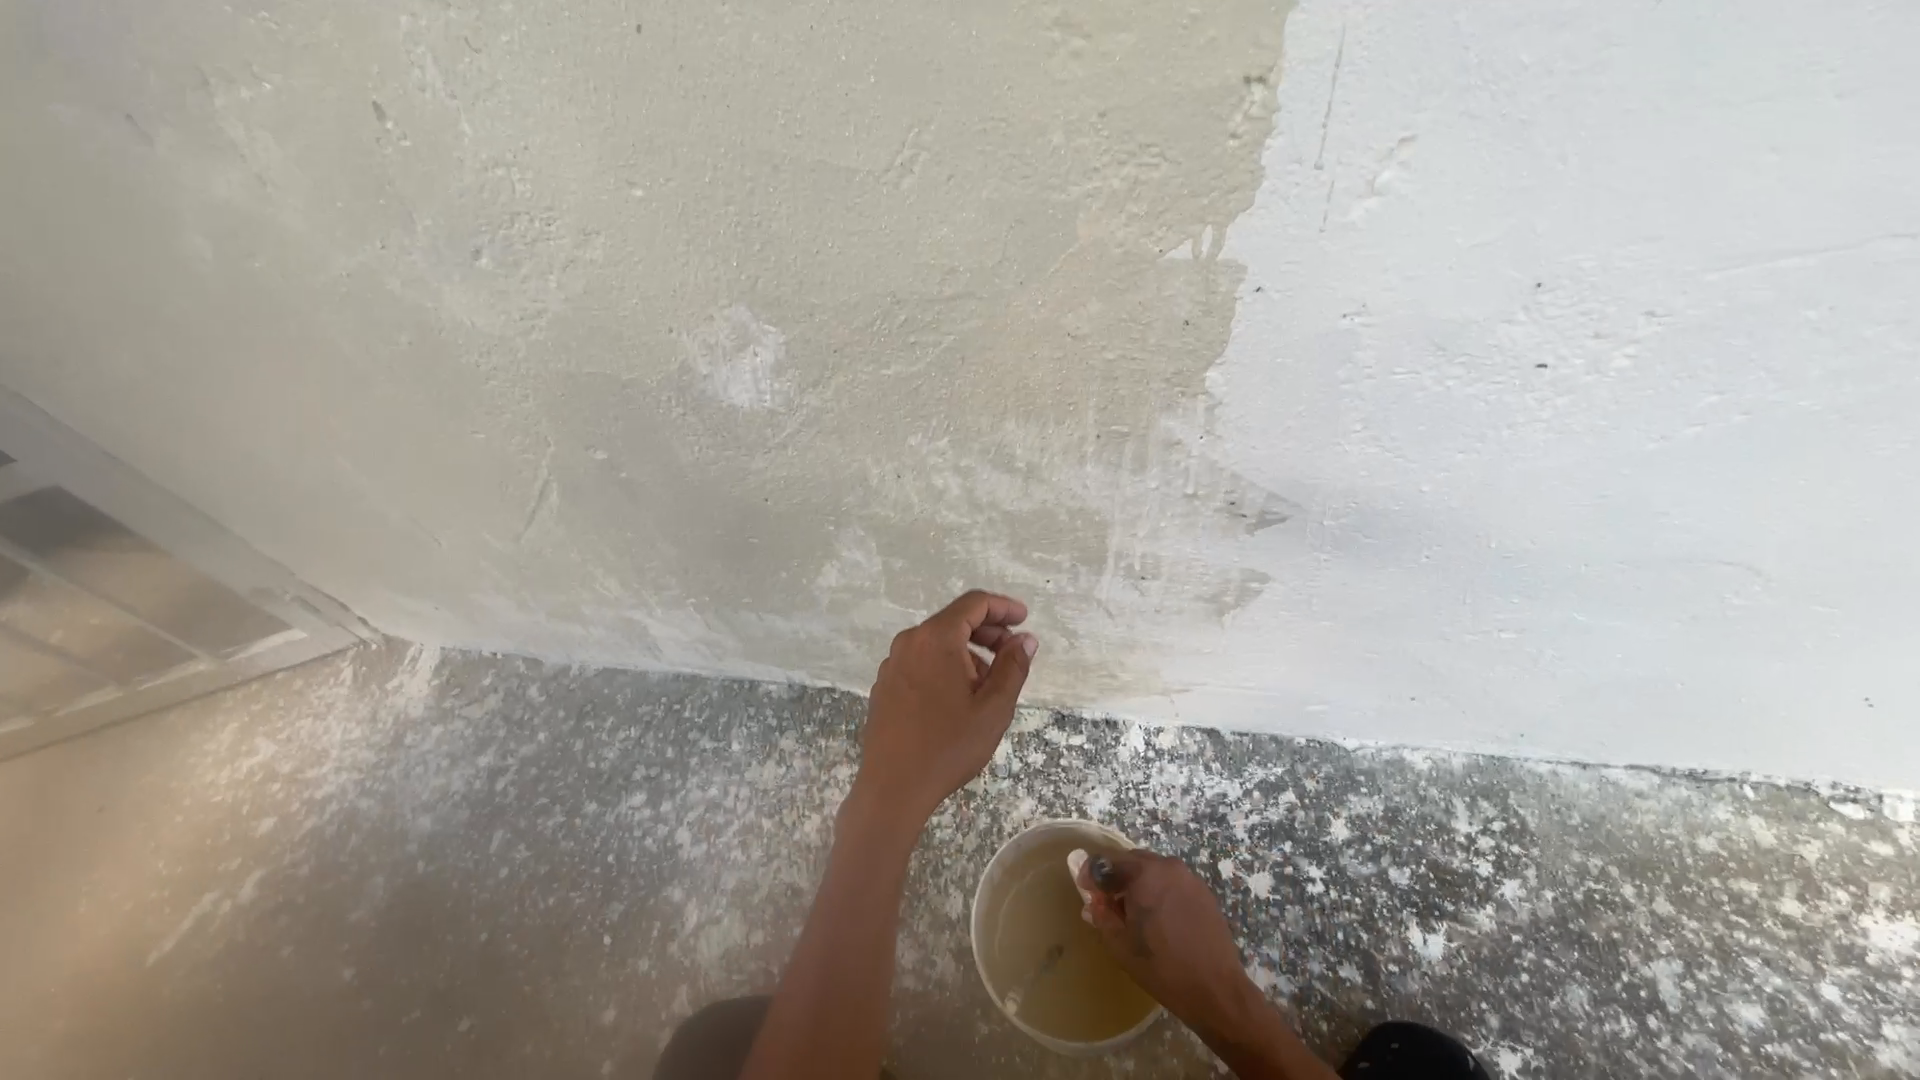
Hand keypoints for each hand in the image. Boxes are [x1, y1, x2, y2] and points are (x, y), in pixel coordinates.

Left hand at [849, 590, 1037, 824]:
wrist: (893, 787)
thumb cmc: (948, 746)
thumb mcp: (993, 707)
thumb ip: (1012, 667)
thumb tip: (1025, 639)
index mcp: (936, 639)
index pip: (973, 604)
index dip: (1003, 607)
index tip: (1024, 620)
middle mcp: (909, 642)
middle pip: (954, 621)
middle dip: (988, 632)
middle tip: (1013, 654)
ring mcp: (892, 664)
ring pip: (938, 644)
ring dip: (968, 653)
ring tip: (989, 687)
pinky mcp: (885, 686)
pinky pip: (922, 663)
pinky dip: (945, 667)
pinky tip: (958, 700)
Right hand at [1072, 850, 1268, 1042]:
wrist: (1215, 989)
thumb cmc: (1161, 966)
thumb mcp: (1120, 944)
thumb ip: (1102, 916)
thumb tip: (1093, 903)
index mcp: (1144, 874)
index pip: (1107, 862)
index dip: (1092, 875)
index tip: (1085, 891)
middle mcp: (1167, 866)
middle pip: (1132, 862)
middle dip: (1116, 877)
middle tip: (1107, 902)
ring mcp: (1189, 878)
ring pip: (1154, 871)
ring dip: (1138, 884)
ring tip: (1133, 912)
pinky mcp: (1204, 893)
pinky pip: (1173, 882)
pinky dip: (1159, 891)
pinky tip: (1159, 918)